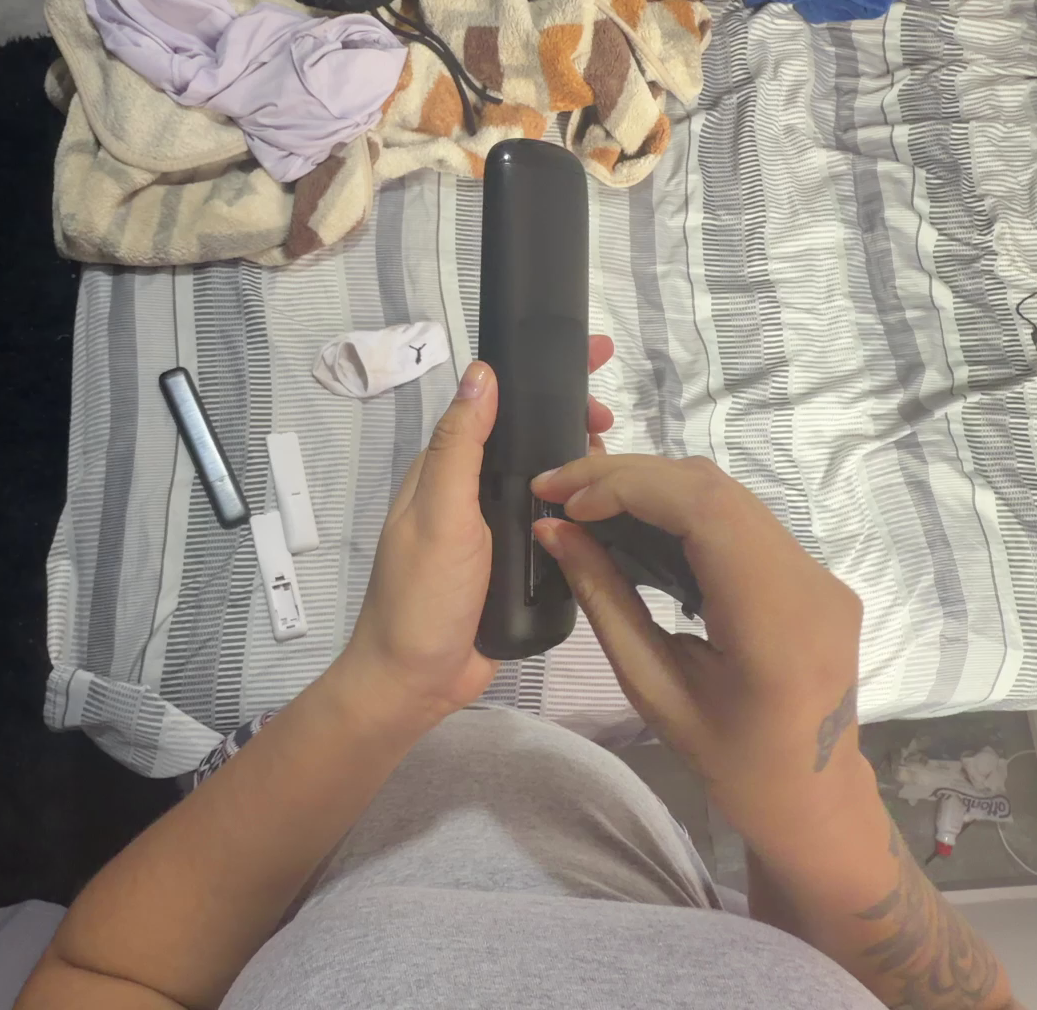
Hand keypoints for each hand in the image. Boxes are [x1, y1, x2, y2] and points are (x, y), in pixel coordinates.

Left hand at [339, 337, 615, 722]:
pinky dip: (578, 506)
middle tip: (610, 417)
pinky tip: (611, 504)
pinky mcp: (514, 563)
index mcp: (444, 471)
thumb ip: (459, 447)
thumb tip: (481, 373)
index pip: (492, 407)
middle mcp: (468, 493)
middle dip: (566, 417)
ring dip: (578, 460)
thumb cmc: (423, 592)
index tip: (590, 357)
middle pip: (523, 440)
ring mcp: (492, 530)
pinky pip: (550, 523)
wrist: (419, 679)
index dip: (536, 377)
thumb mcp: (439, 512)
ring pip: (542, 481)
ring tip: (618, 457)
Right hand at [529, 455, 864, 847]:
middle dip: (624, 475)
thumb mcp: (650, 685)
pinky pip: (733, 516)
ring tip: (583, 506)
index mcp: (776, 622)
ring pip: (722, 493)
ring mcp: (816, 571)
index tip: (564, 502)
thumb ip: (603, 599)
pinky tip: (629, 527)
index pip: (704, 509)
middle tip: (557, 490)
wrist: (813, 798)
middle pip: (711, 487)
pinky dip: (671, 509)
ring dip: (645, 487)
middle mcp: (810, 581)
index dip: (627, 486)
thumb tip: (553, 531)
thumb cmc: (728, 760)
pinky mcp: (807, 571)